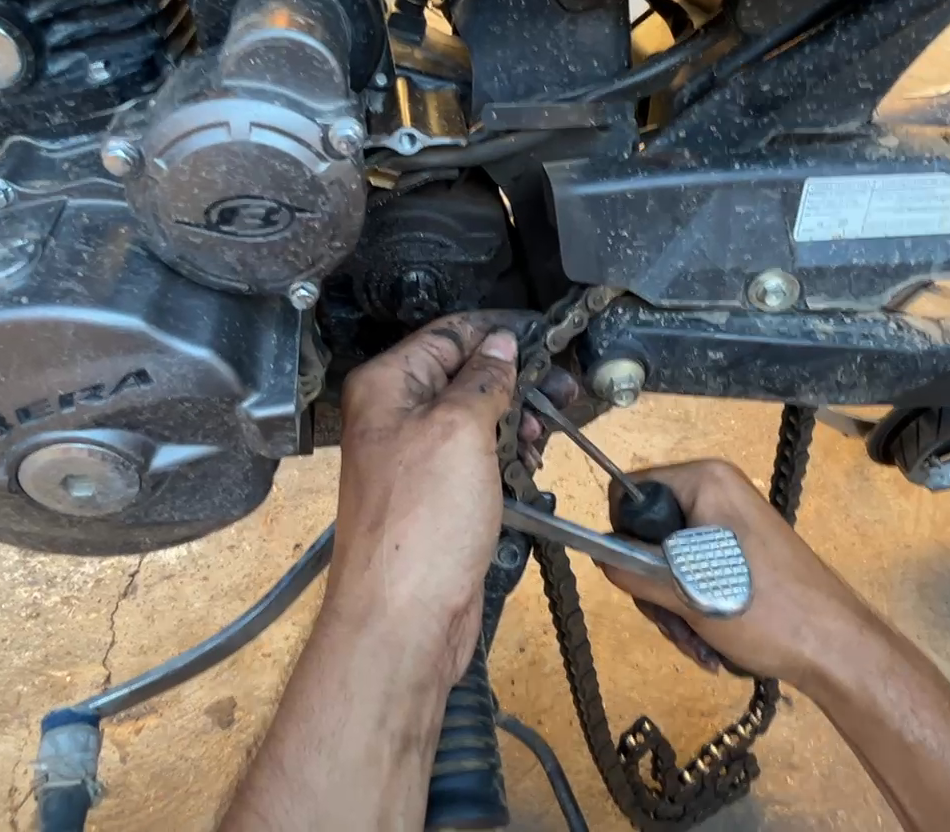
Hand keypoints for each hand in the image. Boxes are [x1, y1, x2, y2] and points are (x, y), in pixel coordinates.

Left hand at [330, 313, 519, 677]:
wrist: (404, 619)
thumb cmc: (425, 517)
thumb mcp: (460, 430)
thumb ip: (484, 379)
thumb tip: (501, 341)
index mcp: (387, 385)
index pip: (448, 334)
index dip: (497, 331)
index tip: (545, 335)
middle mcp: (397, 414)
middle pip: (465, 374)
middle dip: (514, 378)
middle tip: (561, 386)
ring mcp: (418, 455)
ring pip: (476, 415)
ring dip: (516, 417)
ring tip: (545, 430)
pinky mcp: (439, 491)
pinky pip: (477, 454)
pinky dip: (506, 451)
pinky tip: (530, 459)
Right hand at [600, 459, 873, 684]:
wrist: (839, 651)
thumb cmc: (765, 610)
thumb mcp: (686, 591)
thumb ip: (633, 569)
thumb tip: (599, 554)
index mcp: (704, 480)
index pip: (630, 492)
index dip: (623, 536)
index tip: (636, 578)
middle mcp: (715, 491)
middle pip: (648, 532)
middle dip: (653, 586)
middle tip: (672, 624)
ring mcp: (729, 522)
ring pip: (669, 559)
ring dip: (673, 607)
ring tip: (697, 644)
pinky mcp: (740, 551)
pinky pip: (695, 571)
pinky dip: (694, 607)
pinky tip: (709, 644)